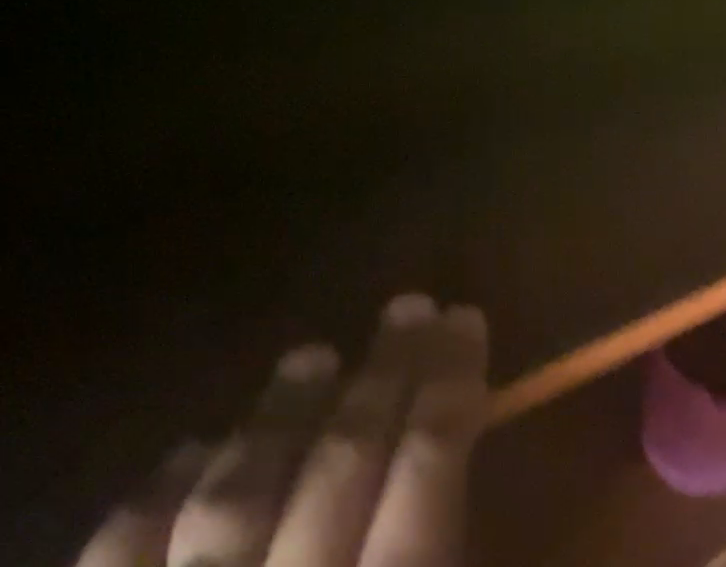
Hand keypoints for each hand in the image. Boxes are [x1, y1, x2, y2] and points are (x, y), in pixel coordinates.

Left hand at [76, 295, 487, 566]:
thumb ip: (464, 536)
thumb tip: (485, 441)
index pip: (429, 457)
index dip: (451, 378)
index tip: (465, 317)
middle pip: (343, 459)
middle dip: (385, 373)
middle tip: (409, 306)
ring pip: (235, 498)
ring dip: (279, 416)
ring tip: (310, 355)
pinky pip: (119, 561)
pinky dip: (153, 500)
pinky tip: (190, 449)